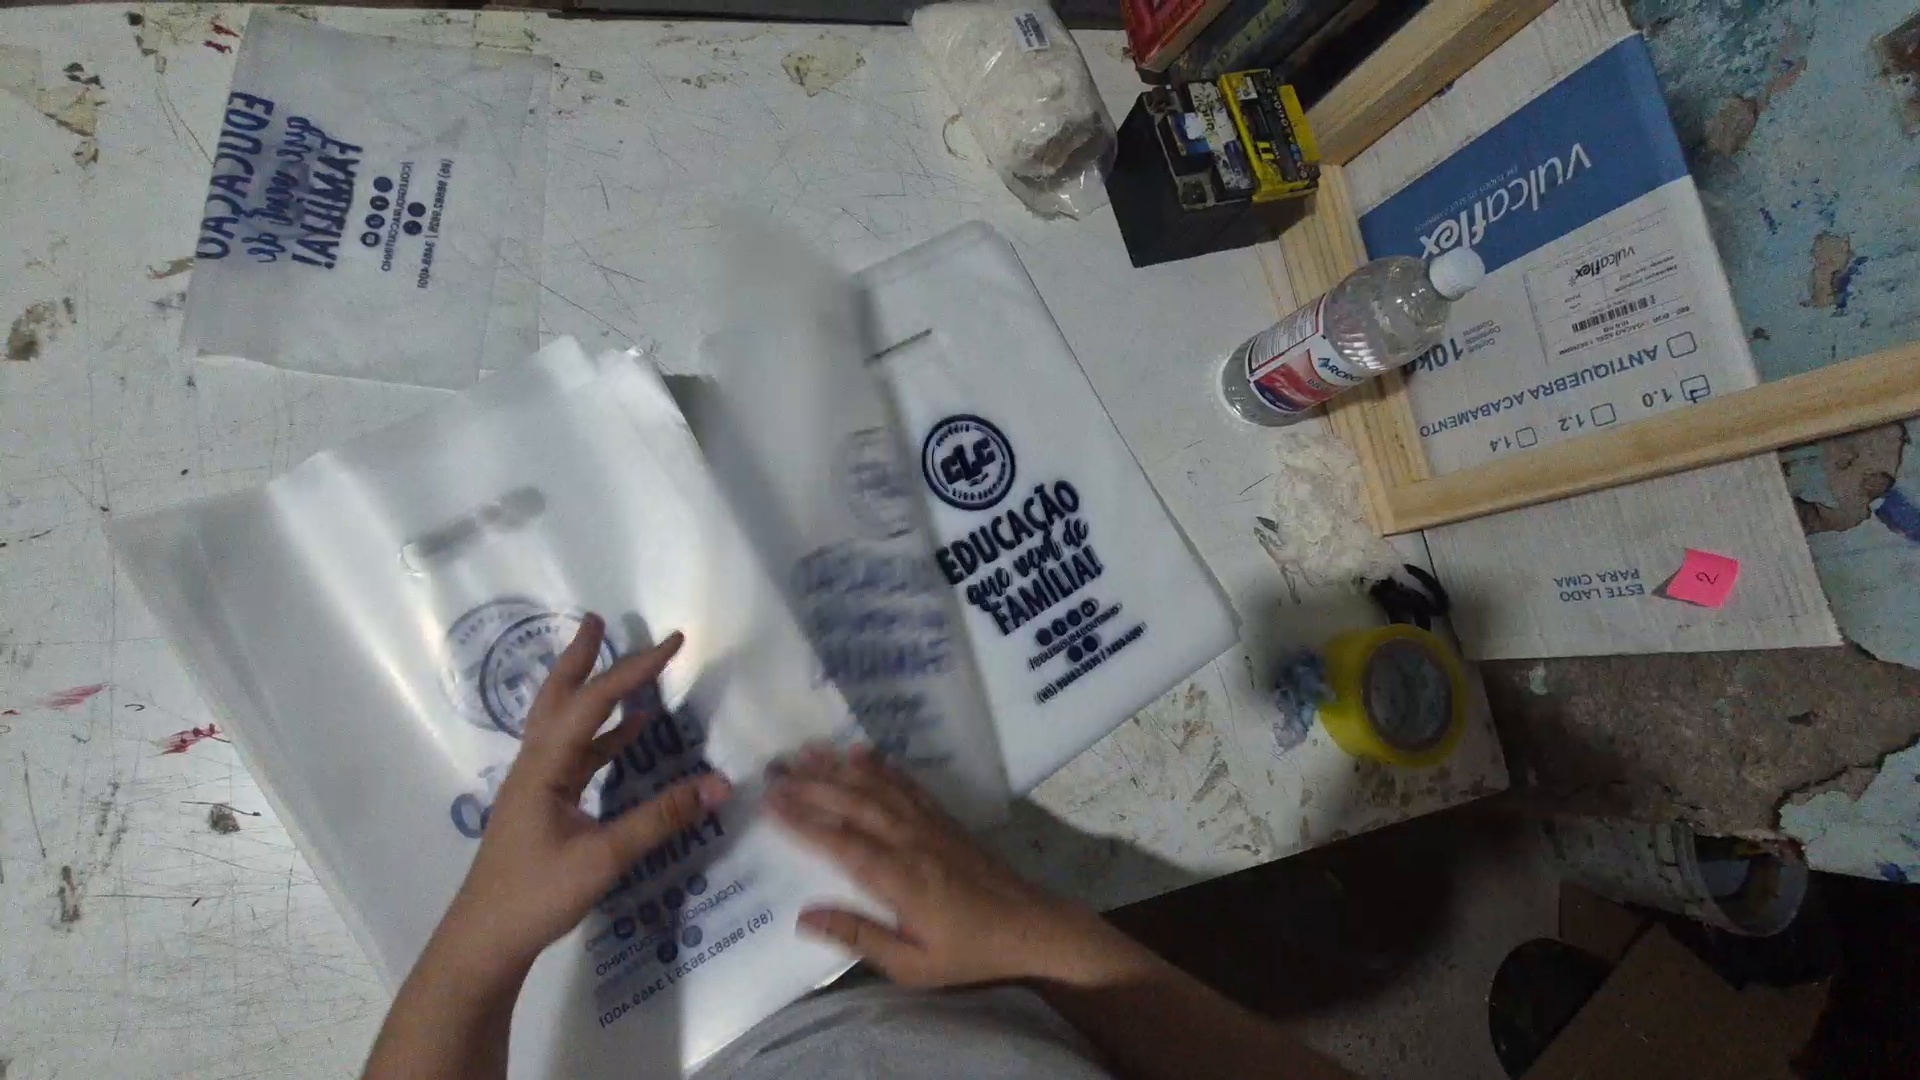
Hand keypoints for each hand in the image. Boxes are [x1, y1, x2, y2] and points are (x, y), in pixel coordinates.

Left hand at [436, 615, 731, 983]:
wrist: (480, 947)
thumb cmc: (534, 897)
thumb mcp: (603, 858)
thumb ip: (661, 818)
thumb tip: (721, 784)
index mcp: (543, 767)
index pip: (594, 703)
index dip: (635, 670)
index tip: (674, 642)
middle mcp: (536, 764)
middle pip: (558, 696)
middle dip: (581, 657)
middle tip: (598, 621)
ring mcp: (538, 784)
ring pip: (565, 721)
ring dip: (590, 688)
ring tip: (617, 661)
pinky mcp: (546, 803)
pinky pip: (580, 752)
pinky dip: (607, 732)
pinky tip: (634, 731)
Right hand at [768, 745, 1113, 988]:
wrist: (1028, 924)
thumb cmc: (968, 952)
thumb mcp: (912, 965)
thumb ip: (859, 937)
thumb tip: (803, 916)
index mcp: (899, 878)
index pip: (839, 842)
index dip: (802, 820)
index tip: (770, 802)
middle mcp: (910, 840)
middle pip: (854, 804)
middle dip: (812, 785)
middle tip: (775, 769)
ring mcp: (928, 822)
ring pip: (877, 786)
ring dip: (840, 767)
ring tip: (807, 750)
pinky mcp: (942, 816)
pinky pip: (906, 783)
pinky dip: (881, 765)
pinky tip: (860, 752)